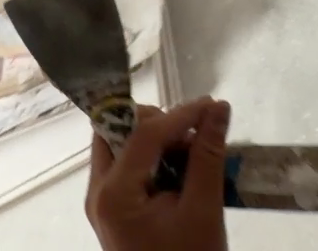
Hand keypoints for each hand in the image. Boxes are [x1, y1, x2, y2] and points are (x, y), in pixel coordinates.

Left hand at [85, 97, 232, 250]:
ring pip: (118, 144)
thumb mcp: (203, 211)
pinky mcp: (114, 210)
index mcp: (113, 194)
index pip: (143, 132)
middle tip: (191, 131)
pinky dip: (150, 155)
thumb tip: (219, 107)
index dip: (179, 113)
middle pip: (116, 130)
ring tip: (191, 149)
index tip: (212, 106)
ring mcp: (102, 202)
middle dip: (154, 120)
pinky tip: (182, 165)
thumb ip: (208, 155)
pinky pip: (125, 164)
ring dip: (153, 135)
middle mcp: (98, 192)